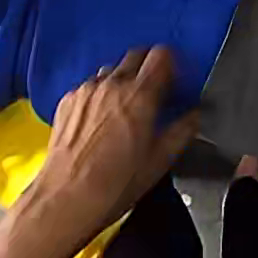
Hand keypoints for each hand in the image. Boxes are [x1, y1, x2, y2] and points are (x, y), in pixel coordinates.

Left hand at [17, 47, 198, 244]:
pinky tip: (99, 119)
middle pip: (137, 54)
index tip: (173, 81)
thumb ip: (184, 129)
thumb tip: (195, 114)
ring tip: (124, 106)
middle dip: (148, 67)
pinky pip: (91, 85)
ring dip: (123, 79)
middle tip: (152, 92)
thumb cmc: (114, 184)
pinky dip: (100, 93)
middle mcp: (113, 84)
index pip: (162, 54)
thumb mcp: (161, 160)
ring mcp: (87, 91)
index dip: (171, 64)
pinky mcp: (67, 101)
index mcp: (141, 94)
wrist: (62, 203)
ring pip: (113, 69)